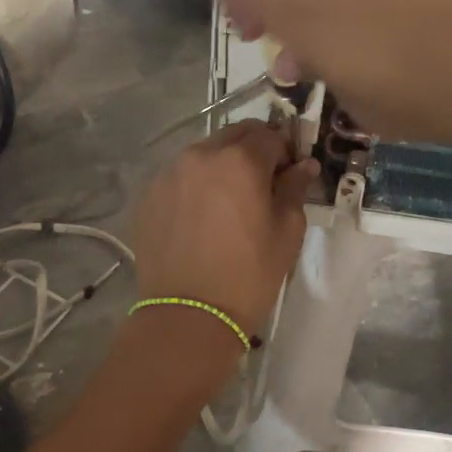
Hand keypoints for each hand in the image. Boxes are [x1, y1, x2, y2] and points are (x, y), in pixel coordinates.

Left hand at [131, 121, 319, 341]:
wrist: (189, 316)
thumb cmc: (248, 275)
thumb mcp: (286, 232)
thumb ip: (295, 189)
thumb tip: (303, 166)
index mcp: (240, 160)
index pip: (271, 136)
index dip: (286, 152)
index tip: (290, 176)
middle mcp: (201, 155)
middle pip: (235, 135)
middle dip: (254, 150)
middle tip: (262, 184)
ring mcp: (169, 174)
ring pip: (204, 154)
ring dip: (222, 166)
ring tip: (229, 203)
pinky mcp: (149, 196)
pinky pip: (180, 177)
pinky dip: (196, 186)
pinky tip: (201, 219)